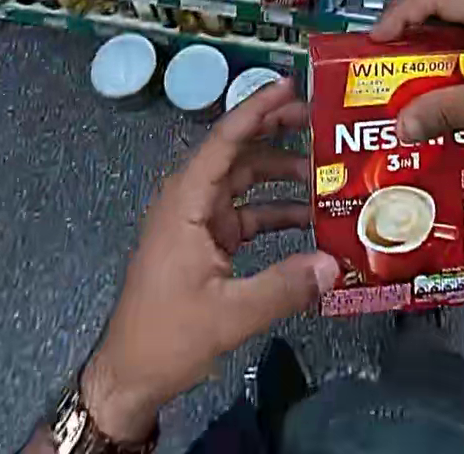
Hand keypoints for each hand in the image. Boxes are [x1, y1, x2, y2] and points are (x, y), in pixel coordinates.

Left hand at [78, 80, 338, 440]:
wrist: (128, 379)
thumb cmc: (165, 337)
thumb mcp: (227, 315)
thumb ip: (284, 287)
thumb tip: (335, 264)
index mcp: (187, 200)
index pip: (225, 139)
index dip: (258, 107)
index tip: (291, 85)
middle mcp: (193, 198)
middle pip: (240, 149)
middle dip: (278, 129)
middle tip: (321, 118)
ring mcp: (202, 217)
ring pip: (248, 177)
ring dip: (284, 170)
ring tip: (325, 165)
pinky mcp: (211, 238)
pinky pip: (251, 209)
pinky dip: (279, 207)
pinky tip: (312, 214)